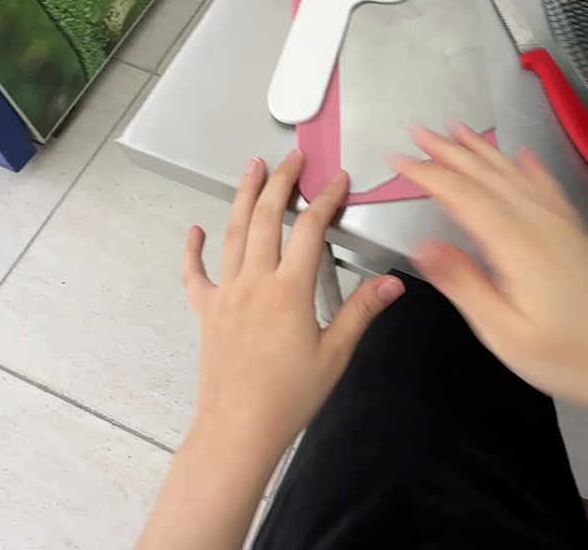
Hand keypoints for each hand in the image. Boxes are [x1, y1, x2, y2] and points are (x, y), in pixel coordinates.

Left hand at [182, 150, 404, 459]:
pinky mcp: (206, 310)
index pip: (310, 228)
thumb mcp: (336, 354)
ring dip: (243, 196)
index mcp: (289, 289)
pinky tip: (194, 231)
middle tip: (292, 157)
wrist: (238, 430)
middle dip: (281, 181)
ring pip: (232, 232)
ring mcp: (226, 293)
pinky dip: (193, 250)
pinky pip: (195, 274)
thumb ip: (362, 311)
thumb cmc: (289, 395)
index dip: (326, 198)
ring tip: (252, 168)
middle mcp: (255, 281)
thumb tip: (394, 281)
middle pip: (265, 217)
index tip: (338, 179)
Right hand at [393, 124, 587, 411]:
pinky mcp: (574, 231)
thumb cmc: (568, 357)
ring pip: (514, 173)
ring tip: (457, 128)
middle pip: (486, 175)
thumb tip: (423, 245)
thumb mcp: (505, 333)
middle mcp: (538, 221)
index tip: (398, 158)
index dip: (427, 173)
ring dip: (482, 149)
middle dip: (449, 150)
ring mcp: (560, 222)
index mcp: (516, 243)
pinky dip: (529, 165)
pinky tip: (522, 154)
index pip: (463, 196)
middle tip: (418, 131)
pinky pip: (546, 186)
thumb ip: (464, 284)